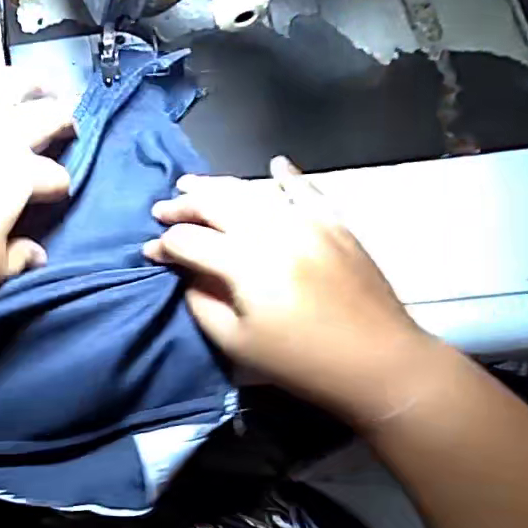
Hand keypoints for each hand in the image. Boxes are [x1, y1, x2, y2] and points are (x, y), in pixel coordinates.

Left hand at [0, 39, 74, 291]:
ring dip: (32, 80)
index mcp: (24, 176)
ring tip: (41, 84)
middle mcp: (4, 133)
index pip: (57, 178)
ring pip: (9, 80)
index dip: (60, 187)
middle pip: (48, 117)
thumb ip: (19, 259)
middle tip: (66, 125)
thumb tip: (39, 255)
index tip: (56, 195)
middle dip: (63, 121)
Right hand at [143, 156, 444, 423]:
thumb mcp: (236, 343)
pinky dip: (288, 177)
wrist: (377, 362)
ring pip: (253, 191)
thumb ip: (202, 302)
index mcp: (246, 266)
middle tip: (161, 209)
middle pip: (217, 204)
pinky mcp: (335, 225)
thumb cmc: (300, 363)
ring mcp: (308, 223)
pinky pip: (307, 191)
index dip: (164, 246)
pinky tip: (275, 165)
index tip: (149, 253)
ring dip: (219, 186)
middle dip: (183, 205)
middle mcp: (274, 232)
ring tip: (193, 184)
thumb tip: (188, 273)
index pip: (190, 242)